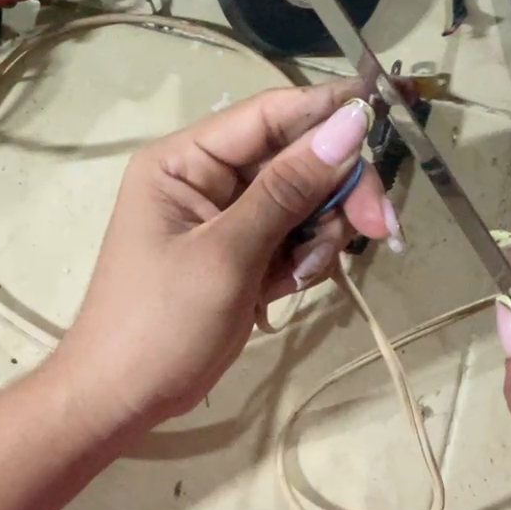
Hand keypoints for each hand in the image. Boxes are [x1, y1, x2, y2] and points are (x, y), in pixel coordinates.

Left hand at [49, 81, 397, 434]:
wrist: (124, 396)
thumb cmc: (160, 323)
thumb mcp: (227, 254)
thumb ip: (288, 189)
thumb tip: (349, 123)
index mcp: (184, 161)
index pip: (267, 115)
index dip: (327, 113)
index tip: (386, 119)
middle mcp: (206, 179)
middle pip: (295, 159)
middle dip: (336, 193)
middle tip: (380, 228)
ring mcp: (225, 219)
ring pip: (302, 202)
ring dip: (317, 237)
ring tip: (295, 279)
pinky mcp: (240, 254)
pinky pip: (291, 238)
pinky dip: (300, 262)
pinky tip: (282, 291)